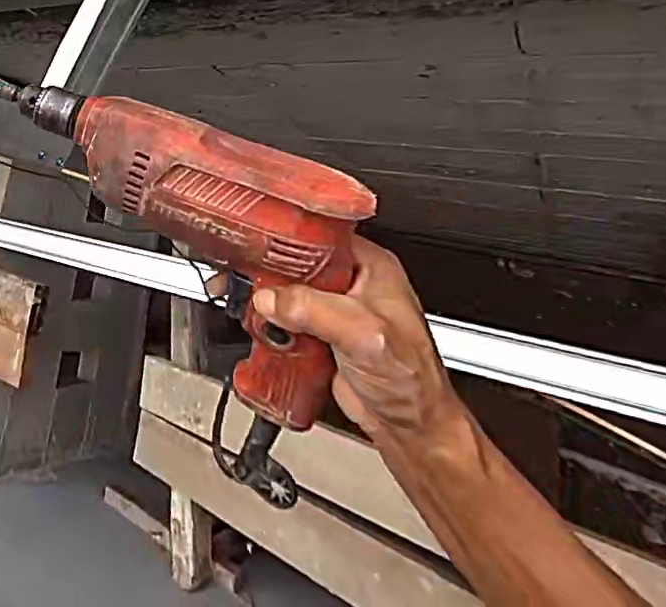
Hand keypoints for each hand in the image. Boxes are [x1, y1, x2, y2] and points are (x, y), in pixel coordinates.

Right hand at [251, 236, 465, 443]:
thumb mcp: (365, 335)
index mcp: (368, 264)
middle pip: (292, 262)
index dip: (284, 239)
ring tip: (261, 315)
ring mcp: (330, 306)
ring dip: (266, 304)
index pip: (316, 235)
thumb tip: (270, 299)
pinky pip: (280, 318)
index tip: (256, 248)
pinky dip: (269, 326)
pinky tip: (269, 334)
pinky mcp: (316, 330)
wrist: (411, 429)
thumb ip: (315, 310)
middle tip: (252, 287)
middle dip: (268, 276)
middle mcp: (347, 280)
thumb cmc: (413, 381)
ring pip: (282, 291)